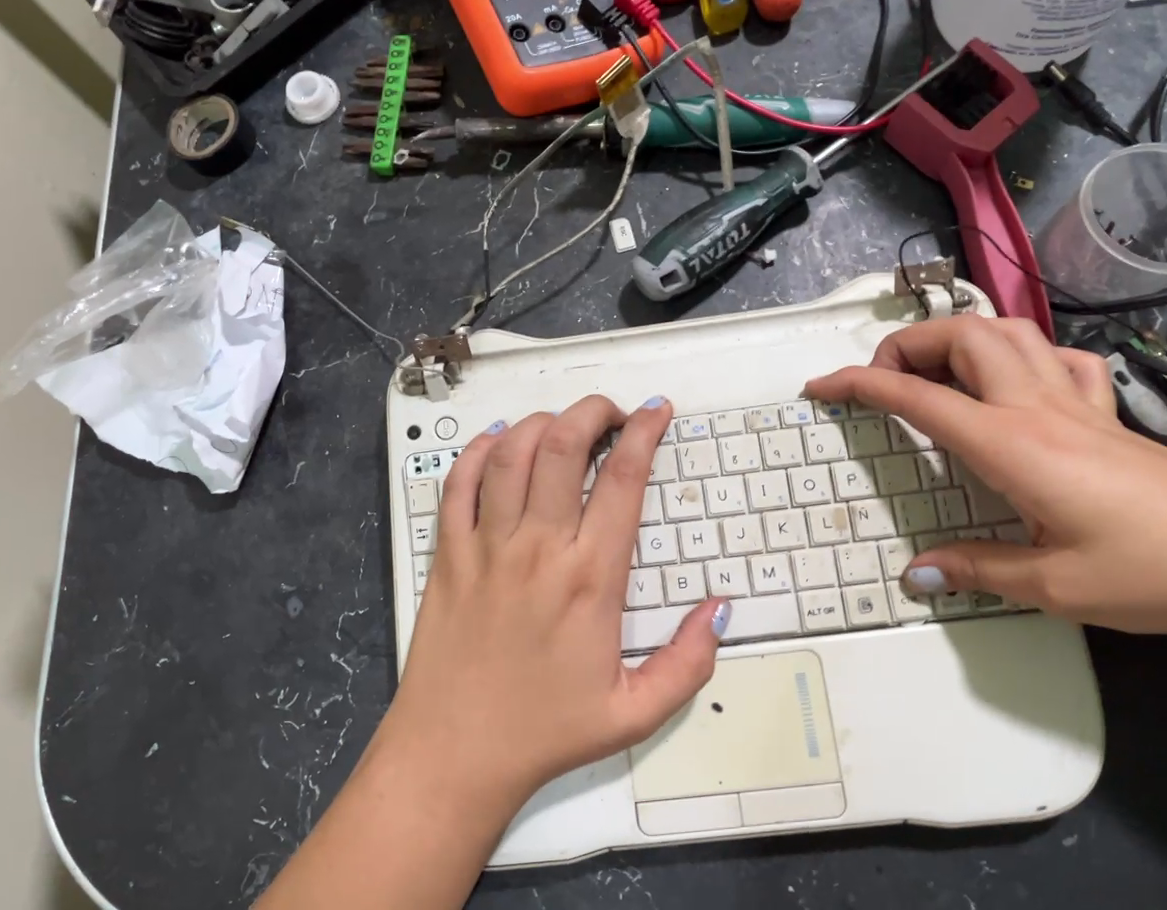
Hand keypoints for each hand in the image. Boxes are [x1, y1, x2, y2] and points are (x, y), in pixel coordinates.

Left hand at [375, 397, 728, 810]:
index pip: (624, 481)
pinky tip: (499, 441)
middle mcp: (538, 549)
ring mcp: (486, 546)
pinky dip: (479, 450)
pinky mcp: (448, 554)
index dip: (645, 433)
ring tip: (564, 425)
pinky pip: (458, 483)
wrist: (454, 754)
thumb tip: (719, 608)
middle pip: (565, 446)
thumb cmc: (544, 732)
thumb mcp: (634, 713)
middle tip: (613, 414)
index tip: (657, 412)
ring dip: (542, 423)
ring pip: (512, 453)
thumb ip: (688, 662)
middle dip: (594, 411)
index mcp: (590, 579)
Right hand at [805, 317, 1166, 635]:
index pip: (917, 397)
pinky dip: (1023, 356)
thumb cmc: (1156, 572)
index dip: (859, 384)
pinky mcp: (1109, 414)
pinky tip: (1020, 387)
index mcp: (1012, 444)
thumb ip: (976, 569)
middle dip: (906, 344)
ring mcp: (1079, 404)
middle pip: (961, 336)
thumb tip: (915, 572)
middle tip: (882, 382)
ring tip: (935, 373)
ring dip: (958, 337)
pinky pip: (1060, 360)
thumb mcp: (1054, 587)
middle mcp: (1039, 407)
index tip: (821, 387)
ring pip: (1009, 332)